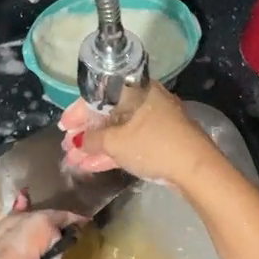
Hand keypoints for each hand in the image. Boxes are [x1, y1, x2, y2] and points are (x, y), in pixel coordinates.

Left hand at [0, 210, 75, 258]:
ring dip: (27, 221)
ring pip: (2, 226)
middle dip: (46, 218)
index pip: (38, 225)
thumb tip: (54, 254)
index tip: (82, 222)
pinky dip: (10, 231)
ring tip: (50, 226)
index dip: (62, 219)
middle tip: (70, 226)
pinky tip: (22, 225)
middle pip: (20, 221)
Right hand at [58, 83, 221, 182]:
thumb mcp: (116, 142)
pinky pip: (130, 144)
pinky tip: (90, 166)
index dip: (79, 111)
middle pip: (109, 114)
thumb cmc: (153, 145)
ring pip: (119, 132)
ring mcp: (155, 123)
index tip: (64, 126)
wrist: (195, 167)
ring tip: (73, 160)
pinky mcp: (161, 143)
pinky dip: (111, 154)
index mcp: (137, 90)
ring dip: (96, 146)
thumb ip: (92, 140)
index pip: (101, 95)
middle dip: (86, 132)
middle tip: (67, 146)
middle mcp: (147, 101)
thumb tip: (78, 140)